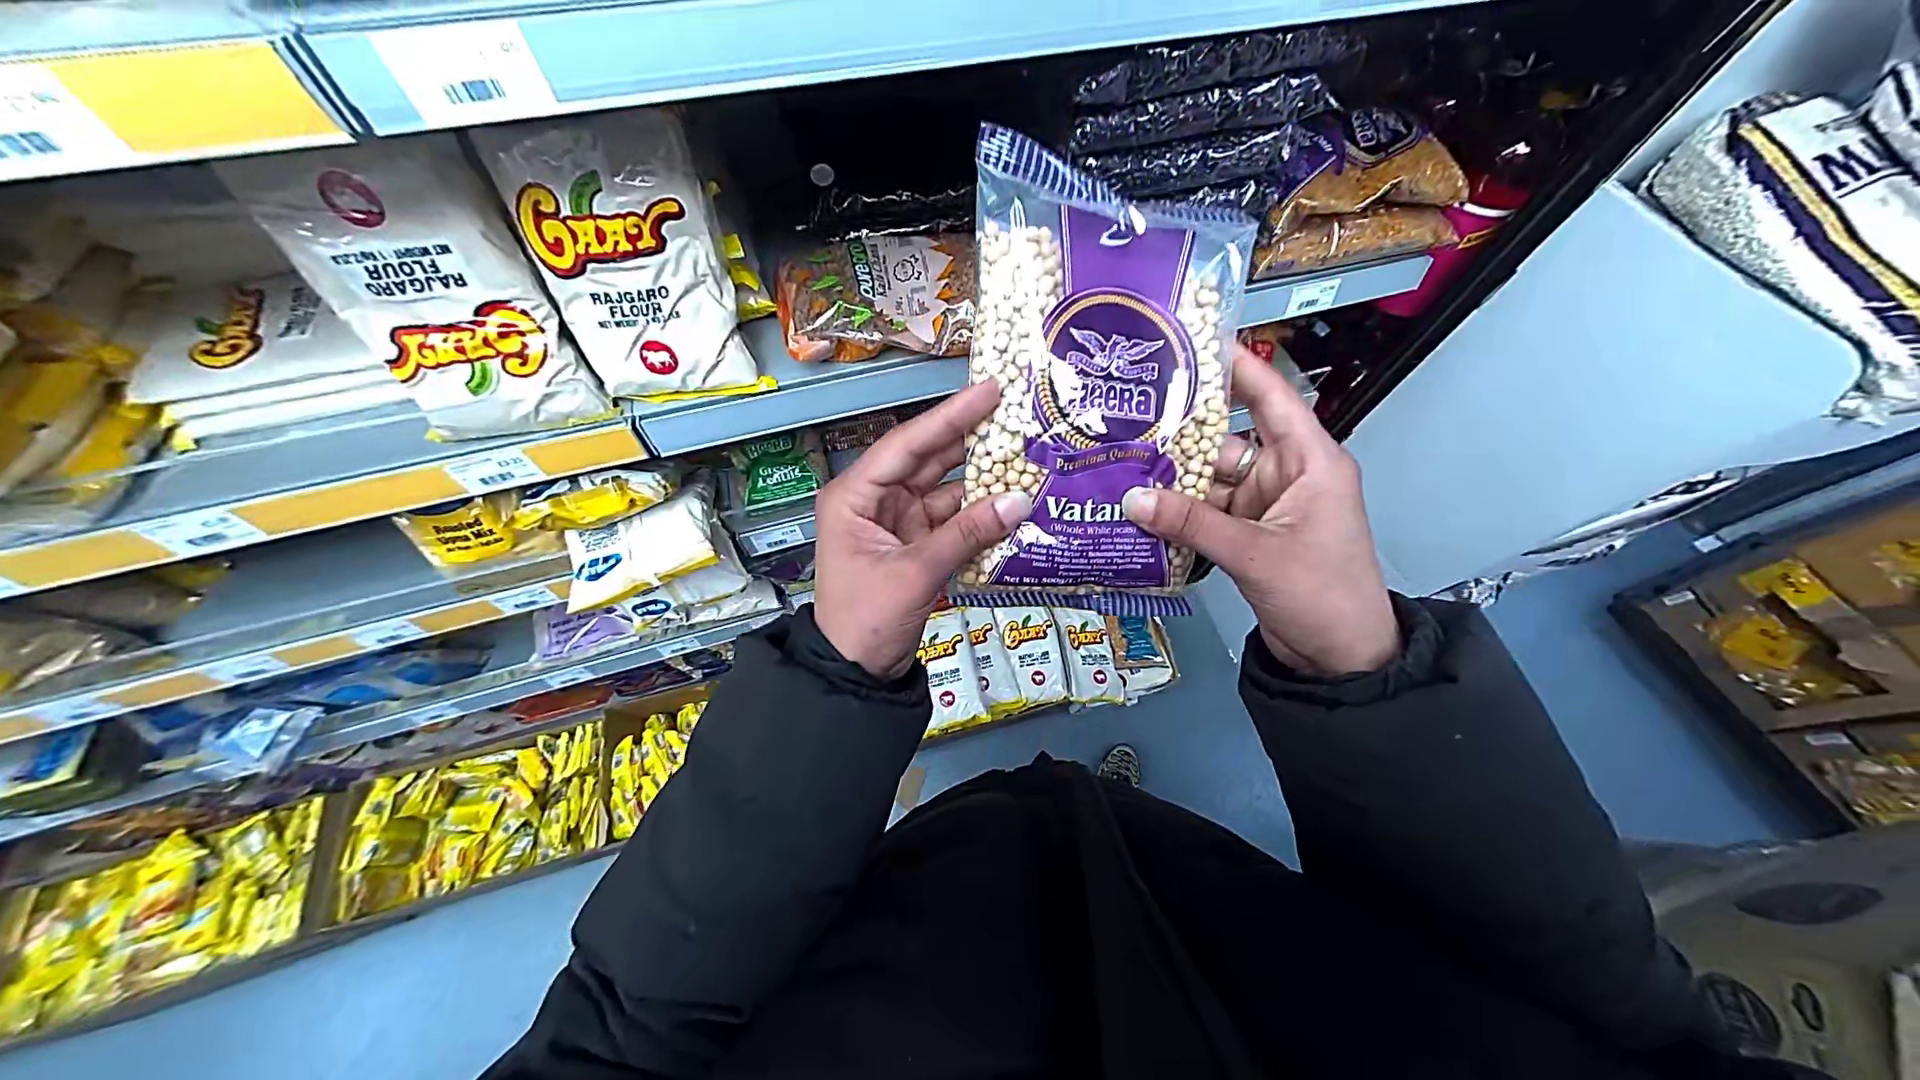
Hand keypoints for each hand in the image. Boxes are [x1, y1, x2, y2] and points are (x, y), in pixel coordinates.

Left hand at [813, 381, 1033, 678]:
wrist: (854, 672)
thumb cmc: (865, 621)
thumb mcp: (916, 574)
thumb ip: (967, 535)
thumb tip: (1019, 501)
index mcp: (855, 496)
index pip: (906, 445)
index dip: (948, 416)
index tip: (987, 392)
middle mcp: (874, 501)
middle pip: (926, 459)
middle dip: (968, 437)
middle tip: (1012, 410)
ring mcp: (896, 522)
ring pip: (943, 489)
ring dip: (979, 477)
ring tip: (1023, 453)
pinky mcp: (915, 544)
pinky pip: (951, 519)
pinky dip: (978, 514)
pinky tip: (1009, 501)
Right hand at [1123, 345, 1397, 675]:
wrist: (1340, 656)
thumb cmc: (1322, 594)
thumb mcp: (1255, 554)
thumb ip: (1191, 524)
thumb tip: (1132, 499)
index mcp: (1308, 462)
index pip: (1270, 398)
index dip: (1236, 368)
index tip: (1193, 343)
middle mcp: (1283, 475)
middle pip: (1224, 442)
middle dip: (1179, 435)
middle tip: (1127, 418)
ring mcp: (1261, 507)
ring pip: (1207, 481)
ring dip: (1170, 481)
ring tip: (1120, 466)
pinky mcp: (1245, 534)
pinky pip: (1203, 512)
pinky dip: (1175, 513)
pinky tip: (1139, 508)